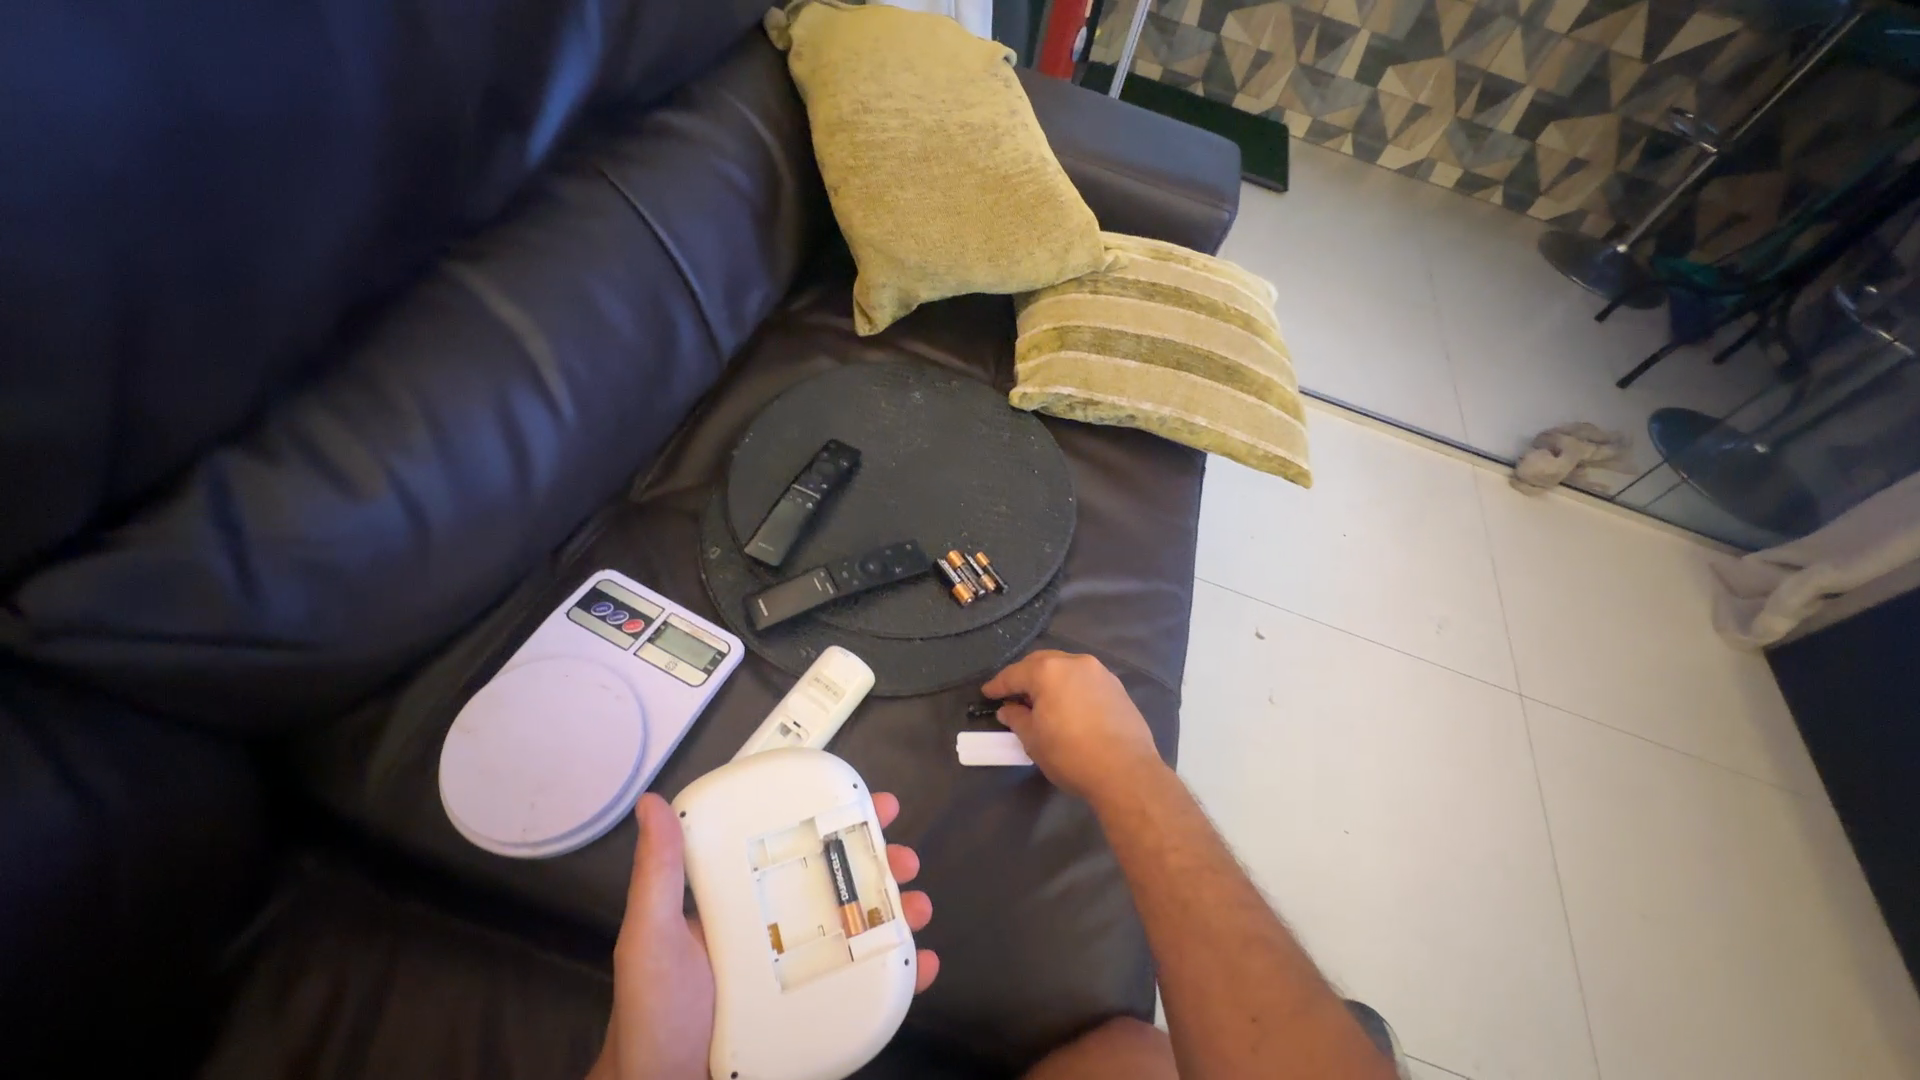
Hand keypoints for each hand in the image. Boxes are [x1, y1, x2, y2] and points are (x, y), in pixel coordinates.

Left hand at [589, 791, 937, 1079]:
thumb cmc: (658, 1013)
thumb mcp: (651, 938)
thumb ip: (657, 874)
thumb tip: (653, 803)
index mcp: (748, 899)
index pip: (800, 846)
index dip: (839, 821)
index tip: (870, 803)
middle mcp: (781, 927)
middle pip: (844, 881)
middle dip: (884, 862)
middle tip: (906, 857)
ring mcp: (804, 970)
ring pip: (865, 925)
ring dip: (902, 909)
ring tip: (920, 907)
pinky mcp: (819, 1012)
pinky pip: (869, 985)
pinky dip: (903, 969)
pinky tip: (922, 962)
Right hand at [983, 650, 1164, 804]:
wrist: (1126, 771)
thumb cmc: (1071, 755)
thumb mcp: (1034, 740)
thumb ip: (1017, 719)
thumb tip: (1008, 710)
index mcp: (1048, 672)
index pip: (1014, 674)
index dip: (998, 685)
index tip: (987, 693)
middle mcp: (1074, 662)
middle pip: (1041, 662)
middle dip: (1024, 676)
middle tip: (1013, 695)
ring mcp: (1099, 672)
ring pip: (1065, 667)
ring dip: (1049, 679)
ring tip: (1041, 699)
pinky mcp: (1117, 687)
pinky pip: (1084, 679)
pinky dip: (1070, 686)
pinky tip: (1068, 704)